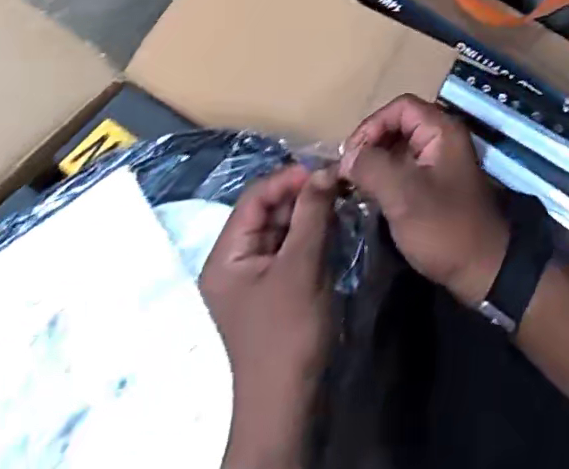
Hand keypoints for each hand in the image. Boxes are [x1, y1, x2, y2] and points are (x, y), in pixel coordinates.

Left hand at [200, 163, 336, 467]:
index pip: (255, 198)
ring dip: (309, 212)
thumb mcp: (301, 266)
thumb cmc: (287, 331)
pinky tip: (336, 223)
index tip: (327, 169)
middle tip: (340, 181)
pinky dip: (312, 233)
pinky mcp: (275, 288)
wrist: (287, 399)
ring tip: (342, 197)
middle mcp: (235, 261)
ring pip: (282, 228)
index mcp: (226, 256)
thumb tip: (326, 171)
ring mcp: (255, 276)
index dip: (289, 179)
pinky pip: (291, 247)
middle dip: (302, 193)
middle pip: (268, 211)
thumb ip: (312, 215)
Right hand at [341, 95, 508, 306]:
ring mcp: (442, 163)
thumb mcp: (403, 195)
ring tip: (352, 184)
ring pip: (401, 148)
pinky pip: (406, 168)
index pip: (401, 107)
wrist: (483, 269)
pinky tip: (369, 196)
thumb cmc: (444, 227)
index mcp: (443, 131)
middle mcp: (444, 139)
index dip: (372, 124)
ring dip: (376, 161)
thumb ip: (371, 167)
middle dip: (371, 143)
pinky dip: (386, 176)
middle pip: (400, 124)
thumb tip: (347, 156)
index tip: (351, 155)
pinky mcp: (437, 185)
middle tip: (347, 171)